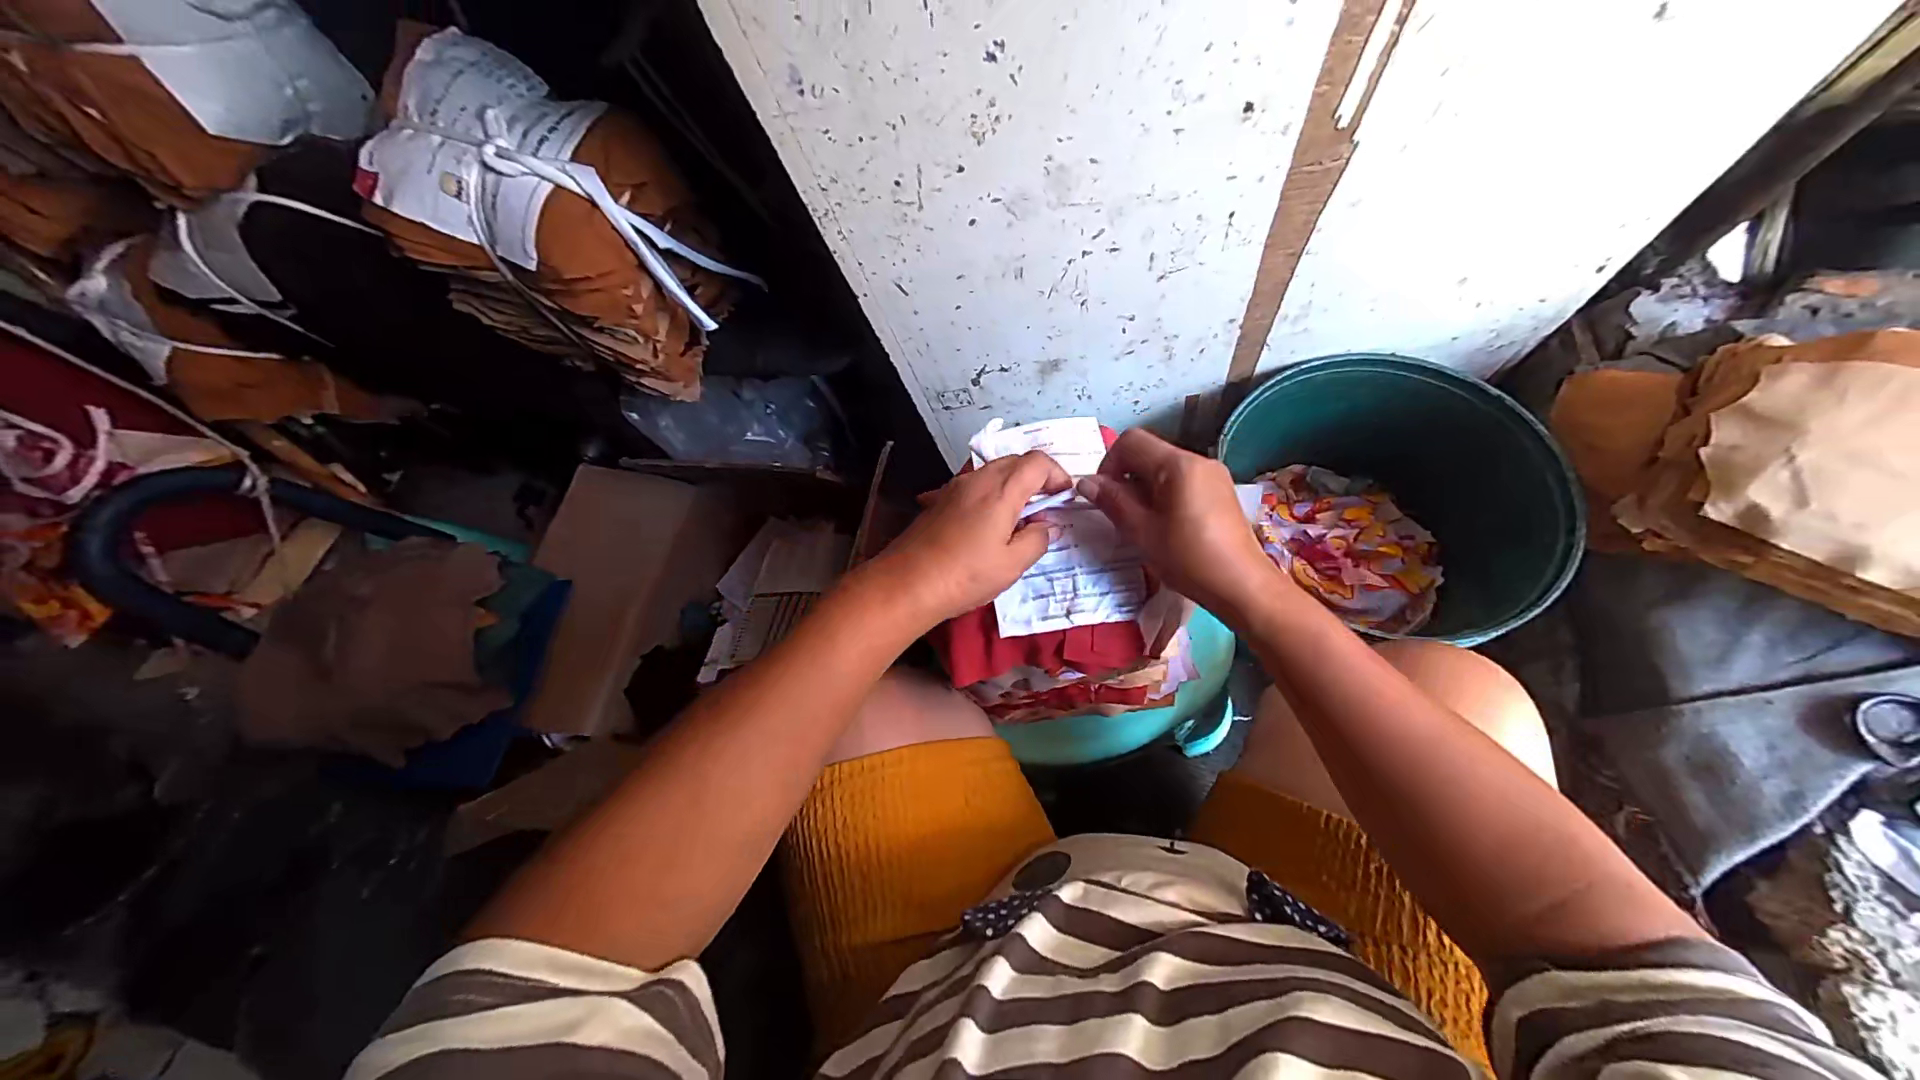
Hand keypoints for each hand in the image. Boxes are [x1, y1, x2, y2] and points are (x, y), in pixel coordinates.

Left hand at [857, 450, 1071, 627]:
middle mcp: (977, 480)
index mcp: (1001, 490)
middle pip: (1014, 461)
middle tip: (1044, 508)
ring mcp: (954, 488)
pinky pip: (973, 486)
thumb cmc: (964, 575)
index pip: (1037, 462)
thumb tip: (1047, 526)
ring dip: (1011, 486)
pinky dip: (990, 494)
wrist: (906, 584)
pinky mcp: (938, 500)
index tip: (1064, 497)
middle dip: (1036, 478)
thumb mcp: (1011, 564)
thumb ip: (1037, 539)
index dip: (1057, 474)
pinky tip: (987, 523)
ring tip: (1017, 519)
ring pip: (992, 472)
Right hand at [1075, 429, 1286, 622]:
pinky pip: (1182, 480)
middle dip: (1126, 477)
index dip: (1109, 464)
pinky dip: (1164, 494)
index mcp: (1177, 465)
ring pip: (1164, 467)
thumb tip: (1086, 483)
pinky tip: (1167, 526)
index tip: (1106, 496)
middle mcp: (1198, 460)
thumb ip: (1113, 501)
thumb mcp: (1141, 532)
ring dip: (1144, 487)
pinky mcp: (1221, 490)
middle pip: (1148, 452)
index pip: (1130, 442)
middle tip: (1122, 514)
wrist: (1242, 585)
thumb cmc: (1189, 559)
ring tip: (1144, 523)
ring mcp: (1213, 474)